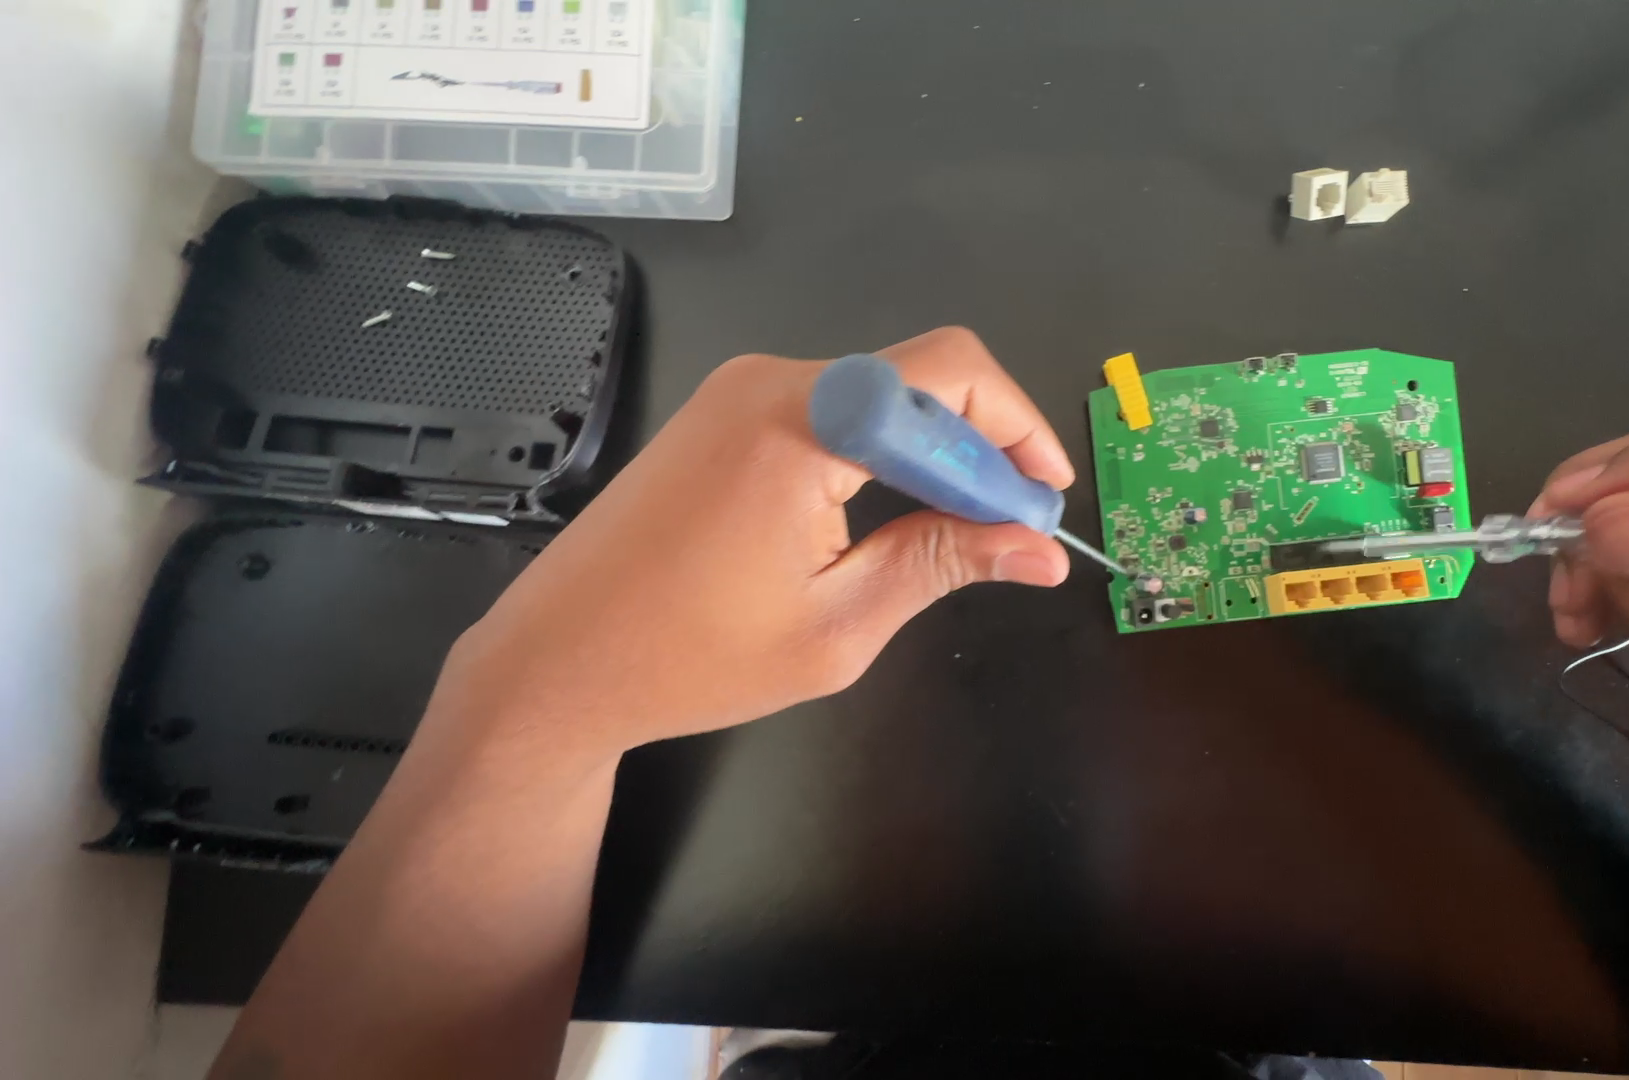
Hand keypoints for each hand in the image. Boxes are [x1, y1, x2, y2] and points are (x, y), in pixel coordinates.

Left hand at [433, 327, 1073, 760]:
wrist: (557, 661)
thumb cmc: (693, 658)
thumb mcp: (840, 623)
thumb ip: (945, 563)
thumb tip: (1039, 549)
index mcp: (802, 424)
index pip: (951, 380)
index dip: (1019, 431)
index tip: (1045, 500)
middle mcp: (773, 381)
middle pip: (922, 379)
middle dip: (985, 448)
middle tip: (1014, 525)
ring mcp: (742, 390)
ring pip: (883, 394)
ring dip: (938, 453)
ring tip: (966, 526)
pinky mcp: (728, 411)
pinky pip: (838, 409)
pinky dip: (888, 452)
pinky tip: (900, 507)